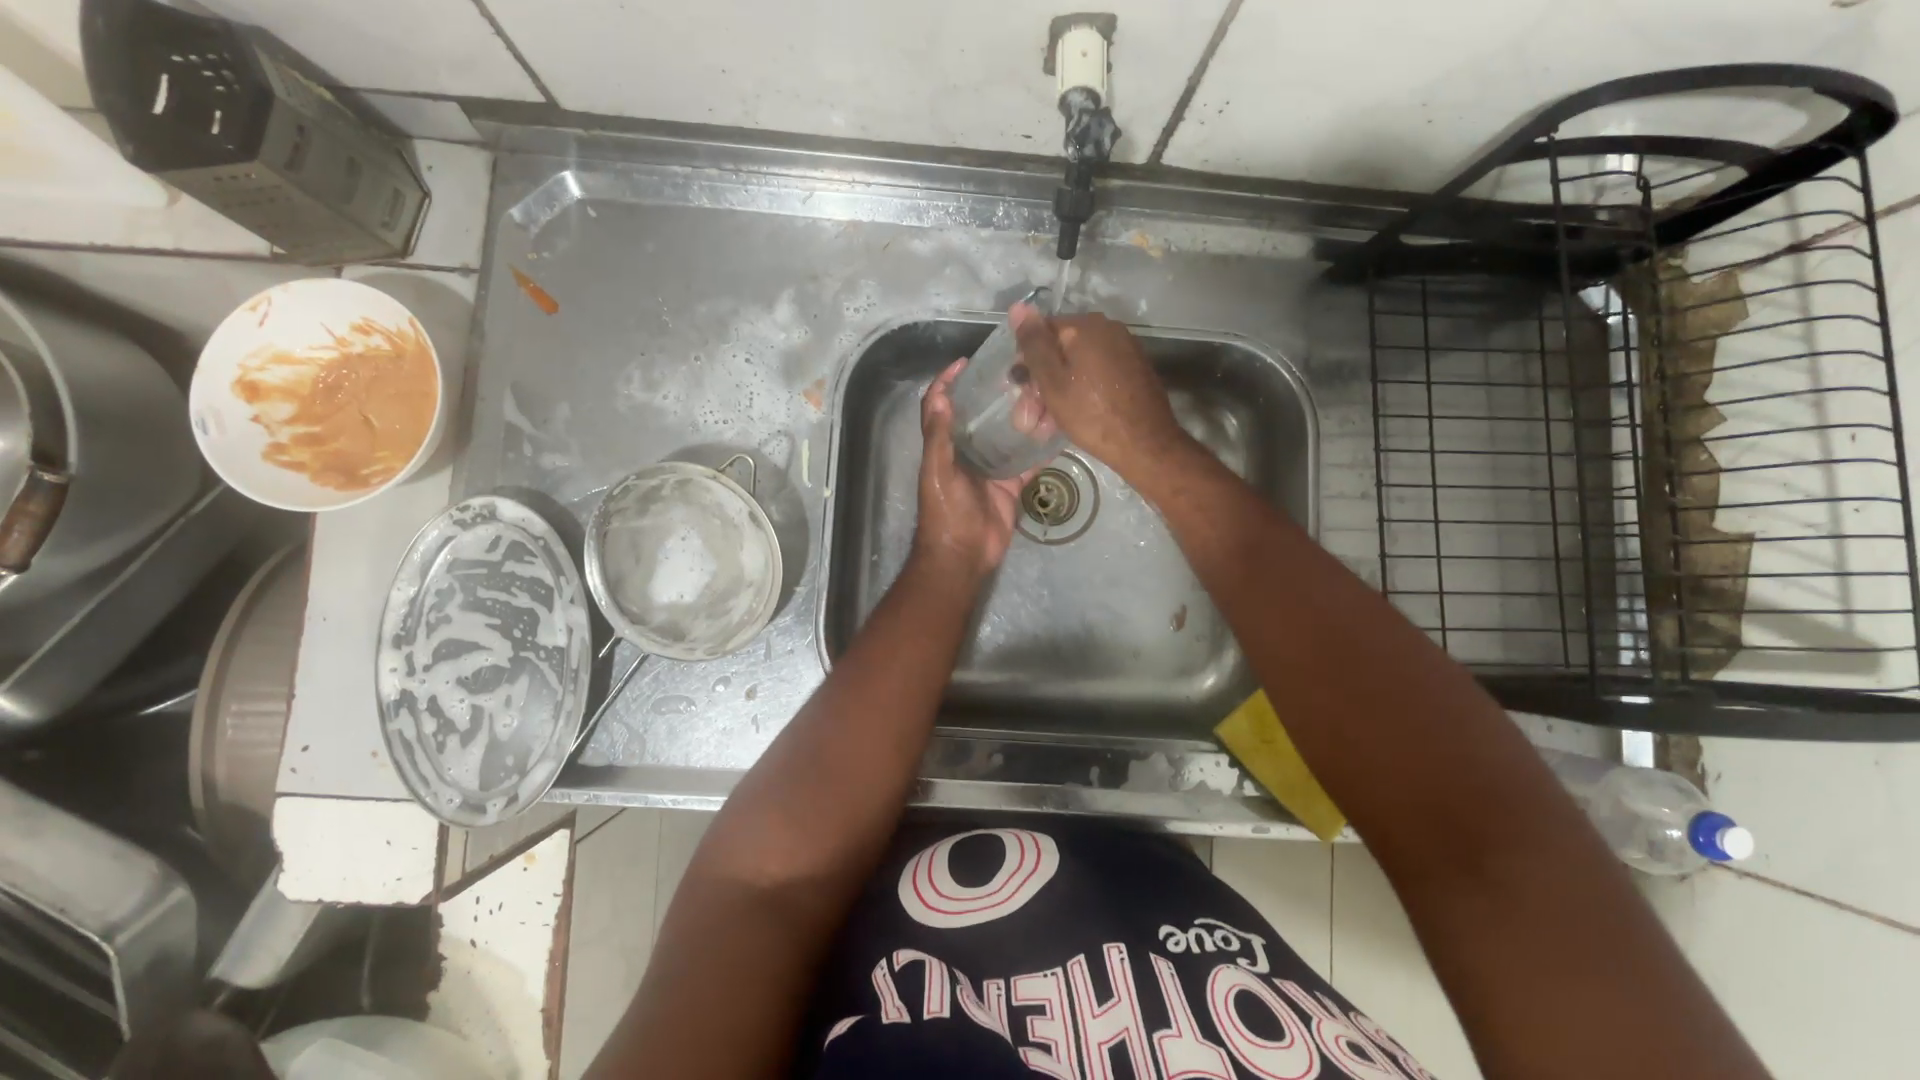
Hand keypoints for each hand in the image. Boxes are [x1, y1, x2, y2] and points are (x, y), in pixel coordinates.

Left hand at [913, 358, 1037, 581]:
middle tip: (1015, 370)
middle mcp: (966, 452)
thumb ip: (939, 436)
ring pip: (1006, 435)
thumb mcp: (937, 471)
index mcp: (943, 446)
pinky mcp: (1011, 484)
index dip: (947, 382)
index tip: (966, 362)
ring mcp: (990, 468)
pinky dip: (1040, 447)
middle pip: (978, 415)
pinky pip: (1028, 461)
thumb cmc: (945, 511)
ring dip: (1019, 415)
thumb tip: (942, 396)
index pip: (940, 406)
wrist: (964, 554)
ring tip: (1040, 390)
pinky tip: (1057, 427)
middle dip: (992, 393)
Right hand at [1011, 304, 1185, 477]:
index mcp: (1085, 326)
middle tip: (1030, 419)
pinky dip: (1082, 393)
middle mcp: (1107, 329)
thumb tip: (1018, 306)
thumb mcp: (1053, 381)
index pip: (1042, 332)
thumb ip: (1034, 343)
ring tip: (1047, 427)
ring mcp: (1124, 349)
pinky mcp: (1134, 370)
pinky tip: (1073, 418)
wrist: (1146, 444)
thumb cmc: (1092, 414)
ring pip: (1078, 366)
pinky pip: (1097, 375)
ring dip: (1059, 393)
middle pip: (1061, 351)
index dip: (1026, 362)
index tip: (1019, 391)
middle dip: (1041, 384)